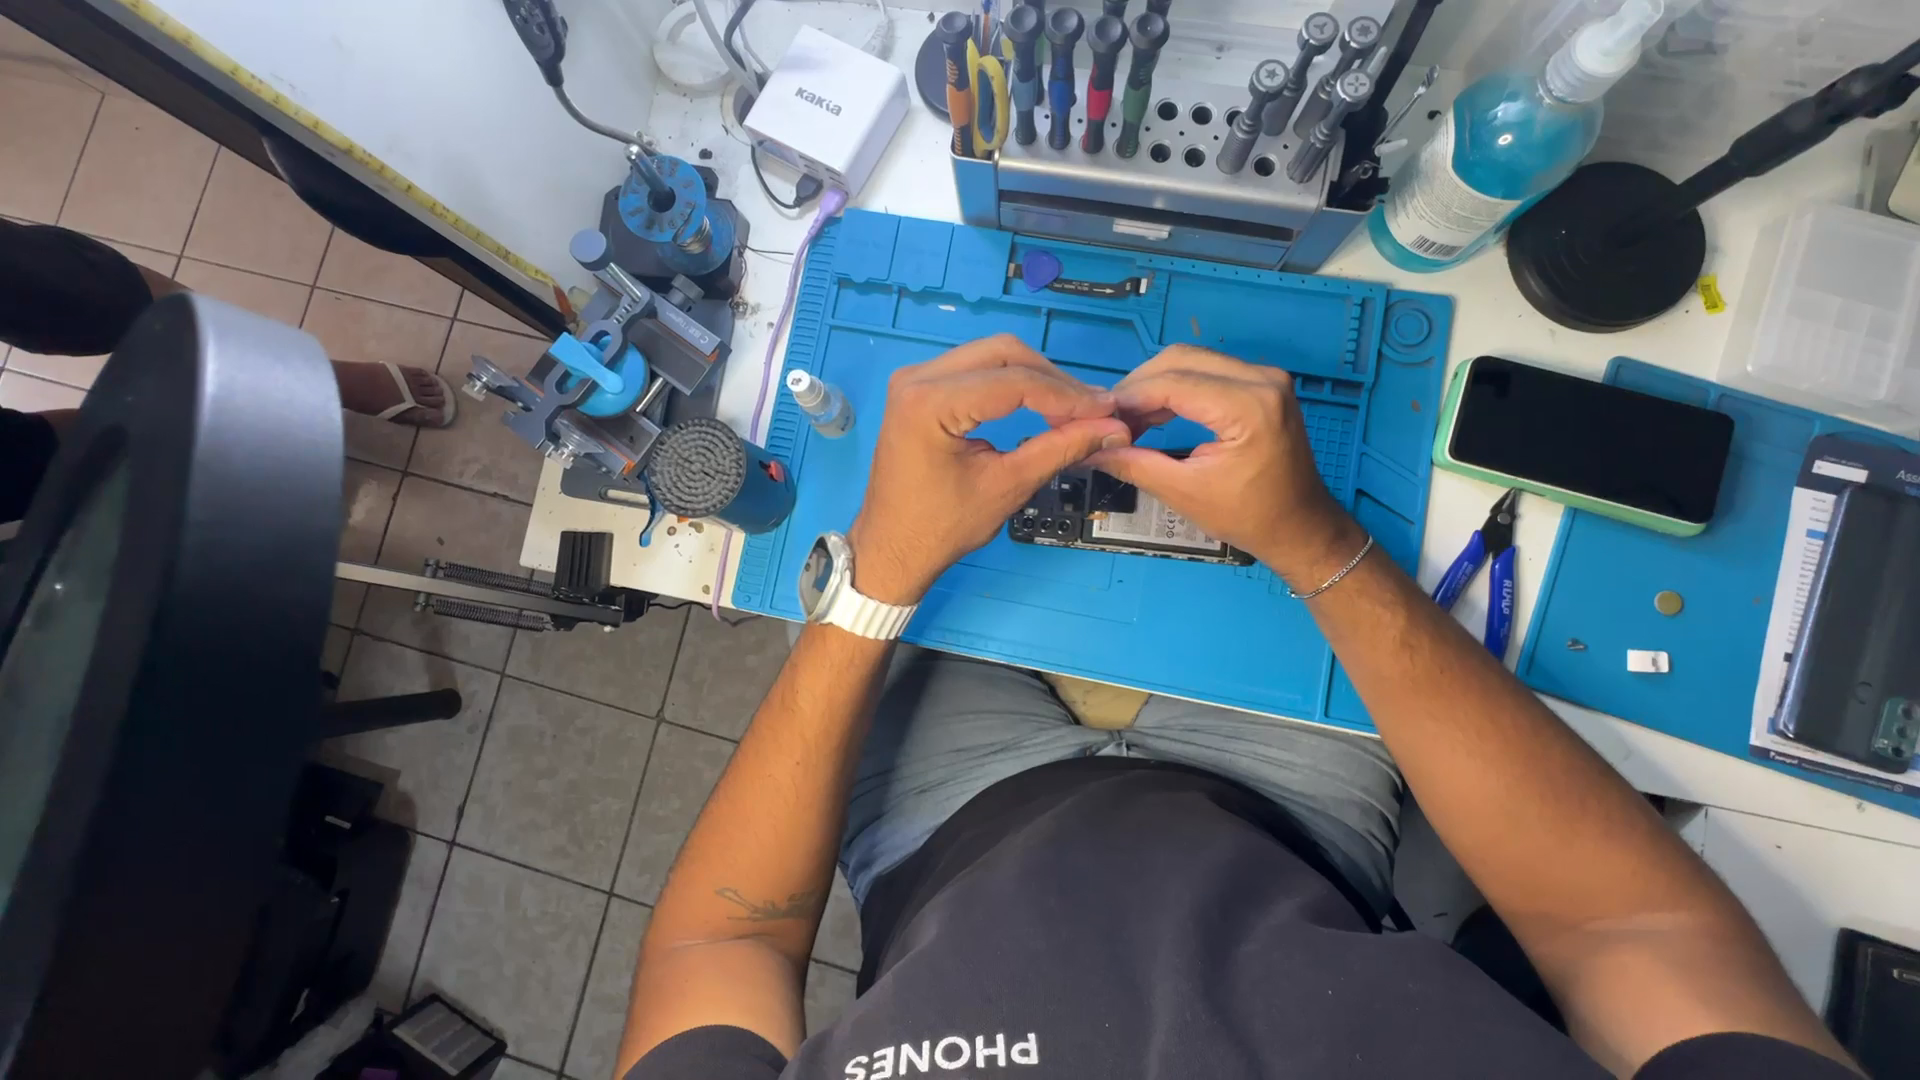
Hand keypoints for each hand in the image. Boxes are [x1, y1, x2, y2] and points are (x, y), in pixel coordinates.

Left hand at [848, 335, 1128, 603]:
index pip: (1013, 381)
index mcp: (930, 402)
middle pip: (1004, 353)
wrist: (891, 547)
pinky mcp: (920, 388)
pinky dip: (1011, 384)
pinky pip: (976, 370)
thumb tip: (1113, 428)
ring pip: (991, 356)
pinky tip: (1040, 405)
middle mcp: (918, 377)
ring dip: (1035, 379)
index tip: (1107, 411)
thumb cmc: (941, 527)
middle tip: (1092, 410)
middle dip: (1053, 380)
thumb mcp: (1007, 486)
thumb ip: (1060, 449)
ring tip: (1072, 411)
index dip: (1067, 395)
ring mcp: (915, 378)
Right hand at [1085, 345, 1366, 590]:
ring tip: (1129, 421)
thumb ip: (1134, 464)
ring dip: (1155, 385)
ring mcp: (1265, 377)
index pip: (1172, 382)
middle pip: (1180, 359)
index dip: (1129, 398)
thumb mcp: (1184, 493)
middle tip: (1111, 420)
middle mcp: (1260, 379)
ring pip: (1192, 360)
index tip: (1098, 420)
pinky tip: (1154, 415)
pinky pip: (1208, 371)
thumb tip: (1090, 449)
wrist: (1300, 527)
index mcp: (1247, 406)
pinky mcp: (1262, 384)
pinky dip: (1176, 388)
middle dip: (1139, 386)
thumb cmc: (1248, 516)